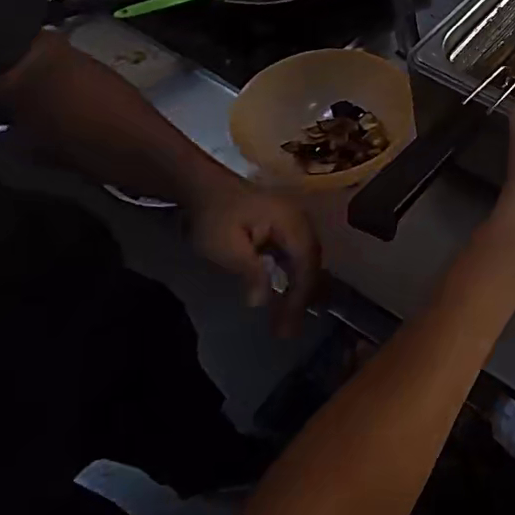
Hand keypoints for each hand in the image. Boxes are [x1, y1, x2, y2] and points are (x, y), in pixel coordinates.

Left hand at [185, 176, 321, 337]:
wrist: (203, 184)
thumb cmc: (214, 214)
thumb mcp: (224, 246)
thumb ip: (249, 272)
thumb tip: (260, 302)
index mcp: (292, 225)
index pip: (305, 264)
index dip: (300, 296)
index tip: (288, 323)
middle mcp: (302, 224)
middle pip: (312, 265)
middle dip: (302, 298)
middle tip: (287, 329)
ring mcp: (296, 225)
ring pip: (307, 262)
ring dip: (299, 291)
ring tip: (287, 319)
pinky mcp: (286, 230)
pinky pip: (297, 258)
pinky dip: (293, 279)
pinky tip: (283, 296)